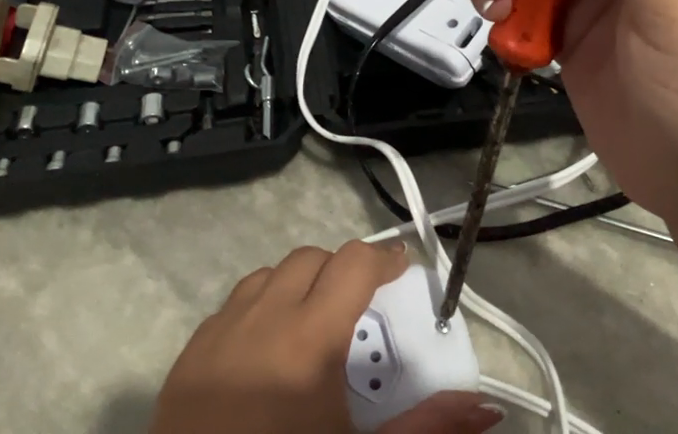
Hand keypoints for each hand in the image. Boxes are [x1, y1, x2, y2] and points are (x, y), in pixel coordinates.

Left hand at [150, 241, 503, 433]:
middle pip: (312, 259)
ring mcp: (220, 331)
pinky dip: (260, 307)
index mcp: (310, 339)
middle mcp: (262, 318)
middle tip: (362, 310)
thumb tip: (487, 408)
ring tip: (314, 326)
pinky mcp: (190, 351)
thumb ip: (427, 426)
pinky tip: (268, 350)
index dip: (384, 260)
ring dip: (299, 285)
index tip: (402, 273)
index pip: (354, 263)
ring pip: (270, 274)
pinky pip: (233, 303)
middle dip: (343, 272)